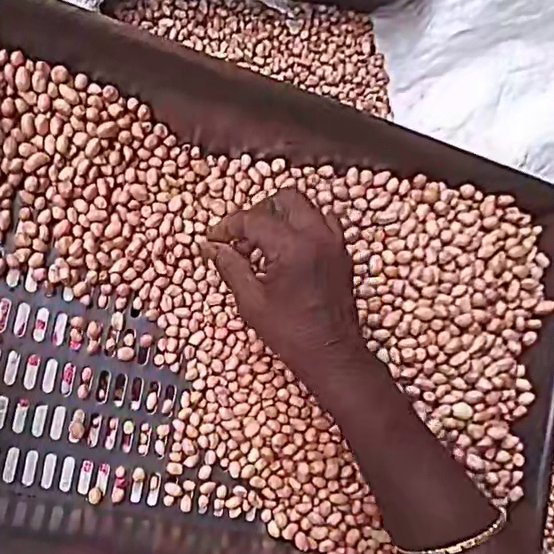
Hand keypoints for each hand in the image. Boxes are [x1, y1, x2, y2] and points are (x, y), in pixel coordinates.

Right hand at [199, 187, 368, 381]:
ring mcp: (334, 244)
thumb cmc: (292, 334)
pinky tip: (285, 253)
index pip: (253, 219)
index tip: (214, 239)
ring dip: (280, 219)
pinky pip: (322, 224)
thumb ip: (230, 267)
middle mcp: (318, 237)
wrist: (331, 355)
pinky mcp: (342, 254)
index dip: (228, 227)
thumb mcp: (251, 302)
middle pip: (284, 199)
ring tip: (260, 247)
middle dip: (257, 213)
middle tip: (239, 238)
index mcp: (293, 247)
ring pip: (305, 208)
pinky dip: (301, 229)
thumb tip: (211, 248)